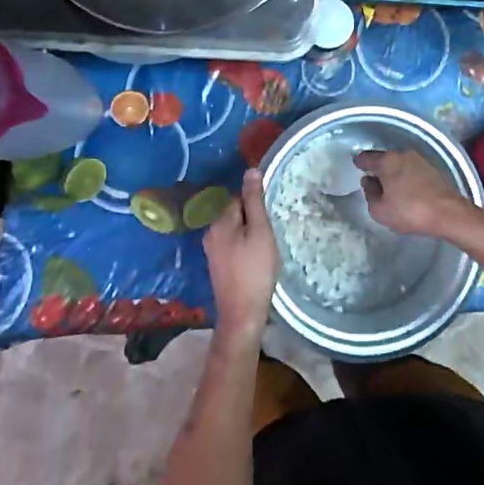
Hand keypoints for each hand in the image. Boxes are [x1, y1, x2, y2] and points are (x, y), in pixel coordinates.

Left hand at [204, 169, 279, 341]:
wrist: (242, 314)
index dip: (257, 203)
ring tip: (268, 242)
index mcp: (219, 222)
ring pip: (235, 229)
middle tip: (273, 229)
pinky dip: (245, 245)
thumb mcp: (260, 231)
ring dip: (250, 232)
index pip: (239, 197)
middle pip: (235, 213)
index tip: (273, 213)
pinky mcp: (217, 264)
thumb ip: (254, 201)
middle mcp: (210, 232)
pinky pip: (233, 243)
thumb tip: (250, 170)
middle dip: (253, 217)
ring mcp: (212, 250)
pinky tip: (257, 256)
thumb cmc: (255, 270)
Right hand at [354, 149, 473, 237]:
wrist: (447, 212)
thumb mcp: (380, 210)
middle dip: (376, 166)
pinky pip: (410, 168)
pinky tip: (404, 186)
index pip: (366, 157)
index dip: (359, 162)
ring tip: (388, 185)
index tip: (356, 165)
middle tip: (371, 178)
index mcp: (387, 161)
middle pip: (383, 158)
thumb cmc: (409, 211)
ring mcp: (419, 159)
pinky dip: (404, 174)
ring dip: (392, 171)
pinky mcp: (431, 168)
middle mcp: (402, 154)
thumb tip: (369, 181)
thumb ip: (370, 194)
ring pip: (398, 162)